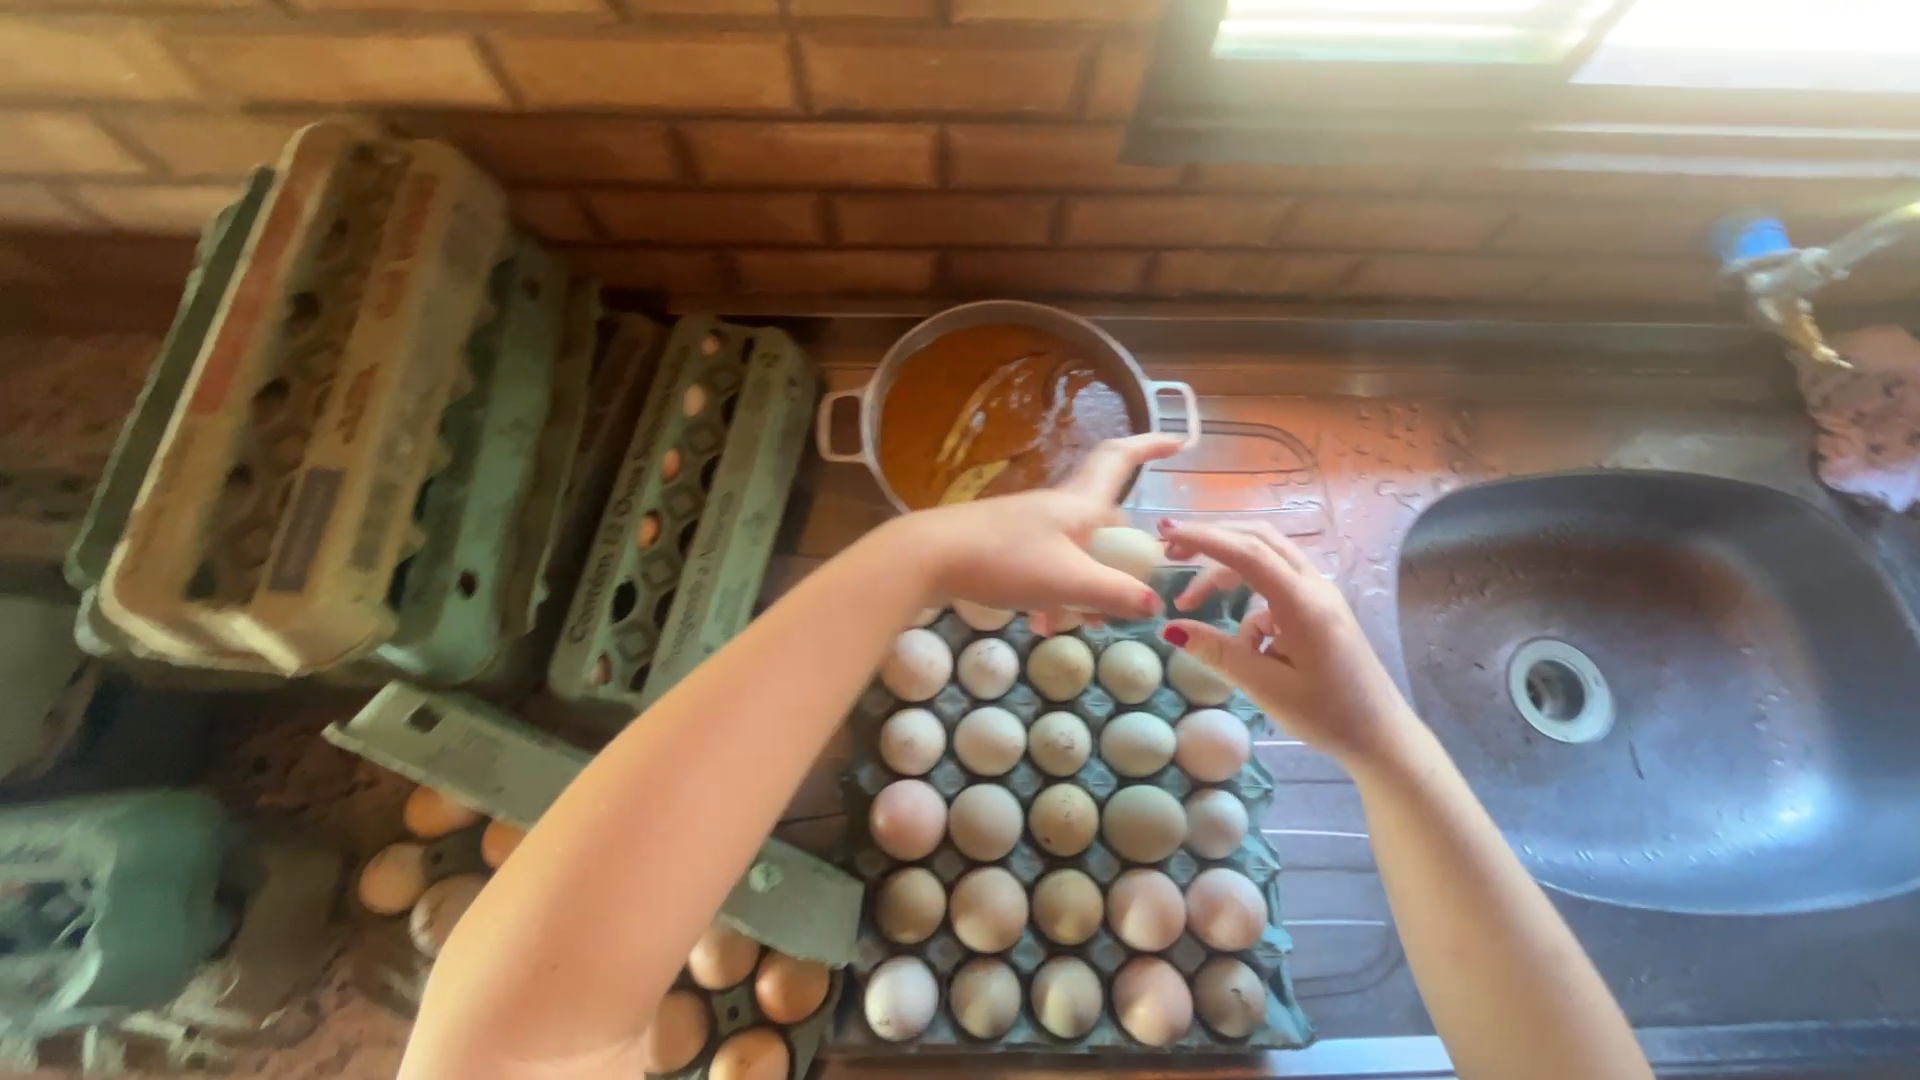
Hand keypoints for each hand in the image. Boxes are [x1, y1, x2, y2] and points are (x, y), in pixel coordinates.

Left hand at [889, 434, 1184, 621]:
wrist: (928, 557)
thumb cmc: (1004, 561)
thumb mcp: (1069, 583)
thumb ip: (1115, 594)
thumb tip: (1154, 605)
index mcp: (1079, 504)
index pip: (1121, 460)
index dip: (1150, 447)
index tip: (1177, 441)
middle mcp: (1055, 507)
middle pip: (1103, 522)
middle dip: (1118, 559)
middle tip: (1122, 597)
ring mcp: (1026, 524)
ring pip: (1073, 551)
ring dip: (1083, 585)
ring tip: (1077, 622)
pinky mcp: (1002, 543)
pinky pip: (1044, 565)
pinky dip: (1052, 591)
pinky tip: (1039, 622)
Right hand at [1158, 519, 1421, 766]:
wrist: (1382, 736)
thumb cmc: (1327, 715)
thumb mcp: (1265, 687)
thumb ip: (1217, 652)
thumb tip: (1170, 628)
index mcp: (1303, 603)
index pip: (1247, 552)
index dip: (1204, 538)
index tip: (1165, 531)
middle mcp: (1314, 587)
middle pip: (1257, 539)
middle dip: (1211, 538)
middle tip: (1170, 550)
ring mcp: (1319, 594)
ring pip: (1265, 558)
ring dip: (1225, 570)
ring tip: (1190, 601)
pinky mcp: (1318, 608)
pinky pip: (1274, 585)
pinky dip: (1246, 600)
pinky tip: (1243, 643)